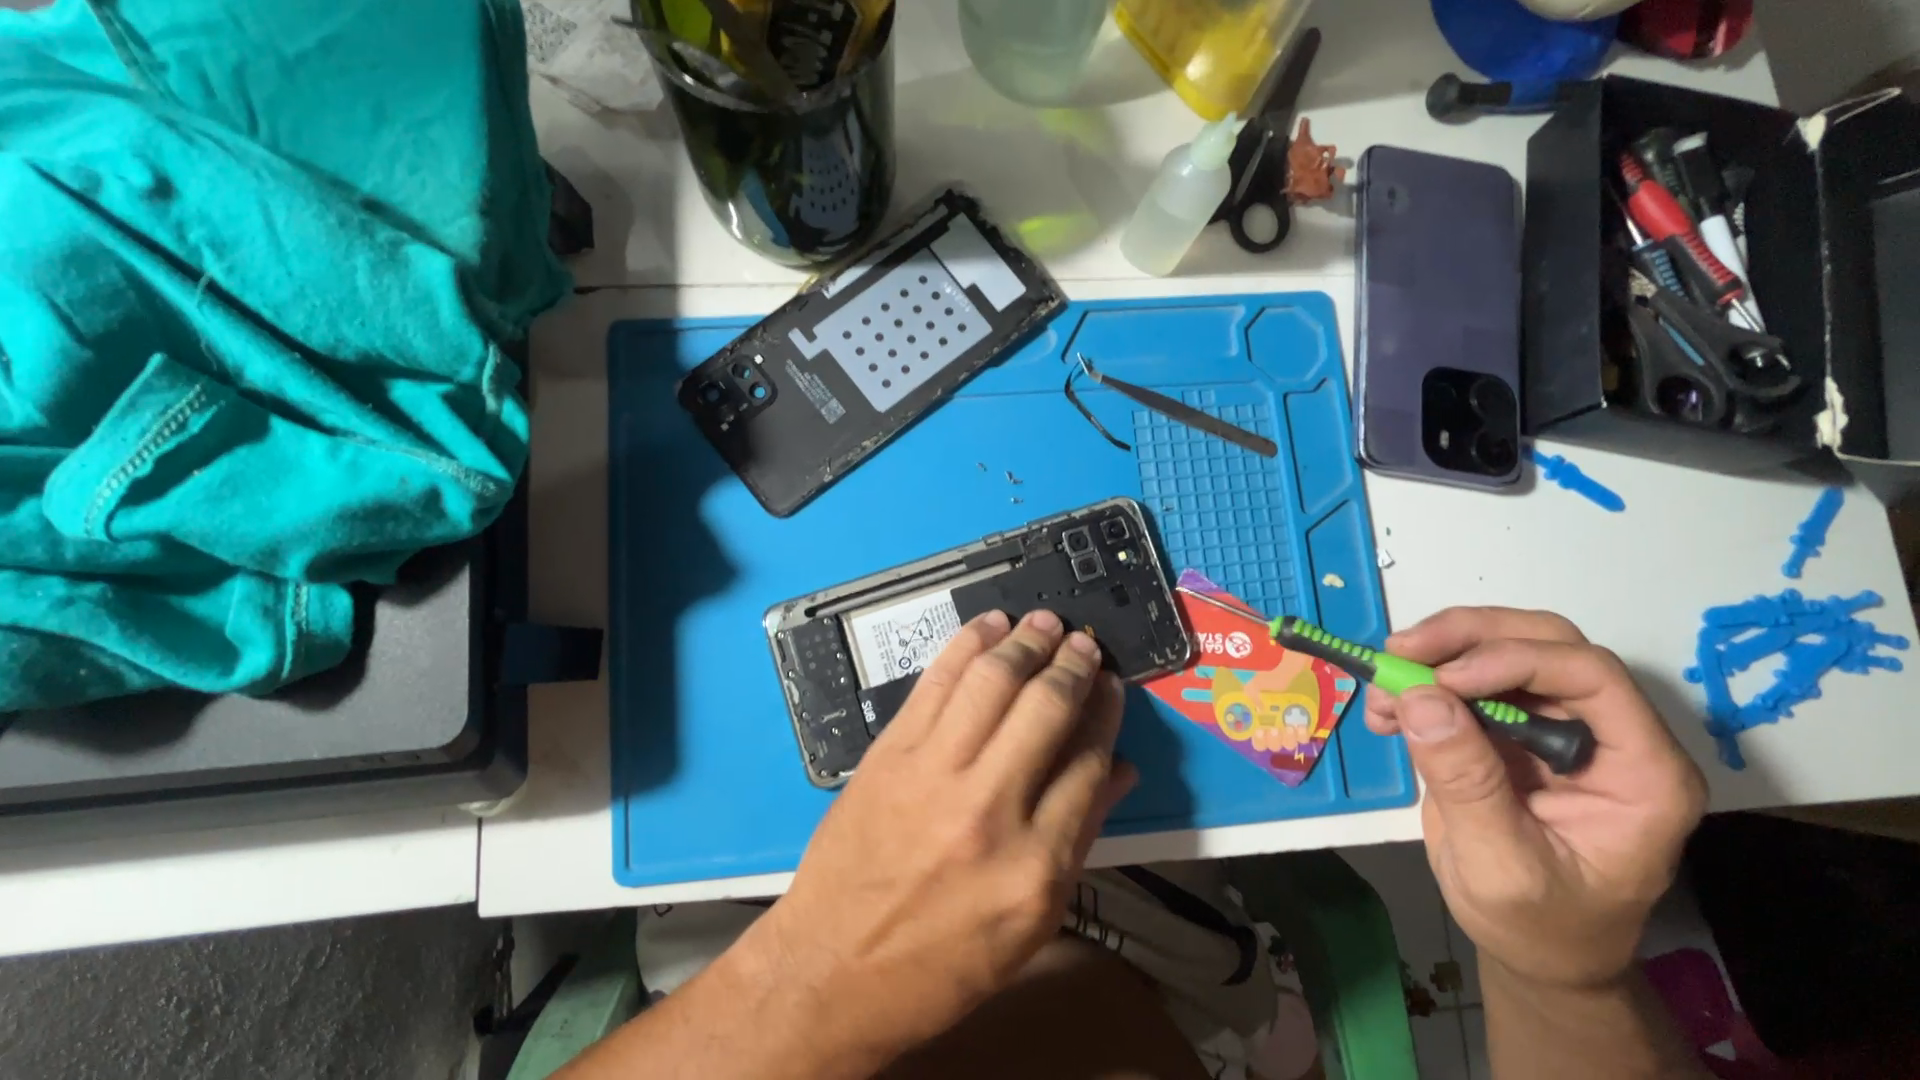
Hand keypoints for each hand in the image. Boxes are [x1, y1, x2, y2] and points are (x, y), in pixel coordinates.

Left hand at [753, 609, 1135, 1059]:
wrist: (833, 971)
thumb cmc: (941, 965)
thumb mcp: (1030, 927)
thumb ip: (1077, 841)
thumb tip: (1116, 770)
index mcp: (1036, 865)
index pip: (1088, 765)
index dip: (1105, 716)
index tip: (1112, 687)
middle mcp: (988, 808)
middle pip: (1046, 711)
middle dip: (1074, 667)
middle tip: (1086, 644)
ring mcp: (932, 773)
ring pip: (992, 683)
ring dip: (1024, 643)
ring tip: (1046, 622)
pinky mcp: (889, 754)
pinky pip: (935, 684)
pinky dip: (965, 646)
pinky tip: (988, 626)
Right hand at [1365, 608, 1706, 989]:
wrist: (1534, 952)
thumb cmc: (1540, 924)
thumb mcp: (1502, 865)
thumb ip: (1467, 783)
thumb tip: (1421, 698)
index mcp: (1640, 770)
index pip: (1591, 677)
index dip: (1515, 661)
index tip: (1442, 679)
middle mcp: (1605, 733)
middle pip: (1547, 645)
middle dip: (1468, 637)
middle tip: (1400, 650)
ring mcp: (1554, 727)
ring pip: (1502, 650)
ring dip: (1436, 655)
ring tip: (1381, 683)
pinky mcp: (1507, 730)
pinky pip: (1464, 684)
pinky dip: (1418, 684)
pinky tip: (1385, 711)